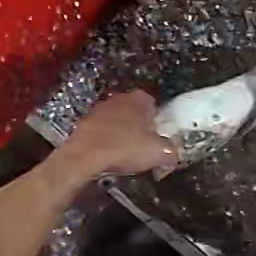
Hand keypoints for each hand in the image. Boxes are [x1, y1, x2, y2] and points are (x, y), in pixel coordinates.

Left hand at [52, 92, 177, 180]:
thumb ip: (171, 153)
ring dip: (120, 134)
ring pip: (116, 121)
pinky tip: (107, 157)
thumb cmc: (126, 148)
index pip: (154, 105)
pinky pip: (101, 132)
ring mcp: (99, 109)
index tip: (158, 138)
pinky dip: (105, 142)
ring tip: (124, 155)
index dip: (158, 122)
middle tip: (143, 148)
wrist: (84, 156)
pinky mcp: (83, 123)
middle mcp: (119, 98)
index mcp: (139, 99)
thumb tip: (171, 157)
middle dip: (139, 127)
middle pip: (134, 113)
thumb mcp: (160, 153)